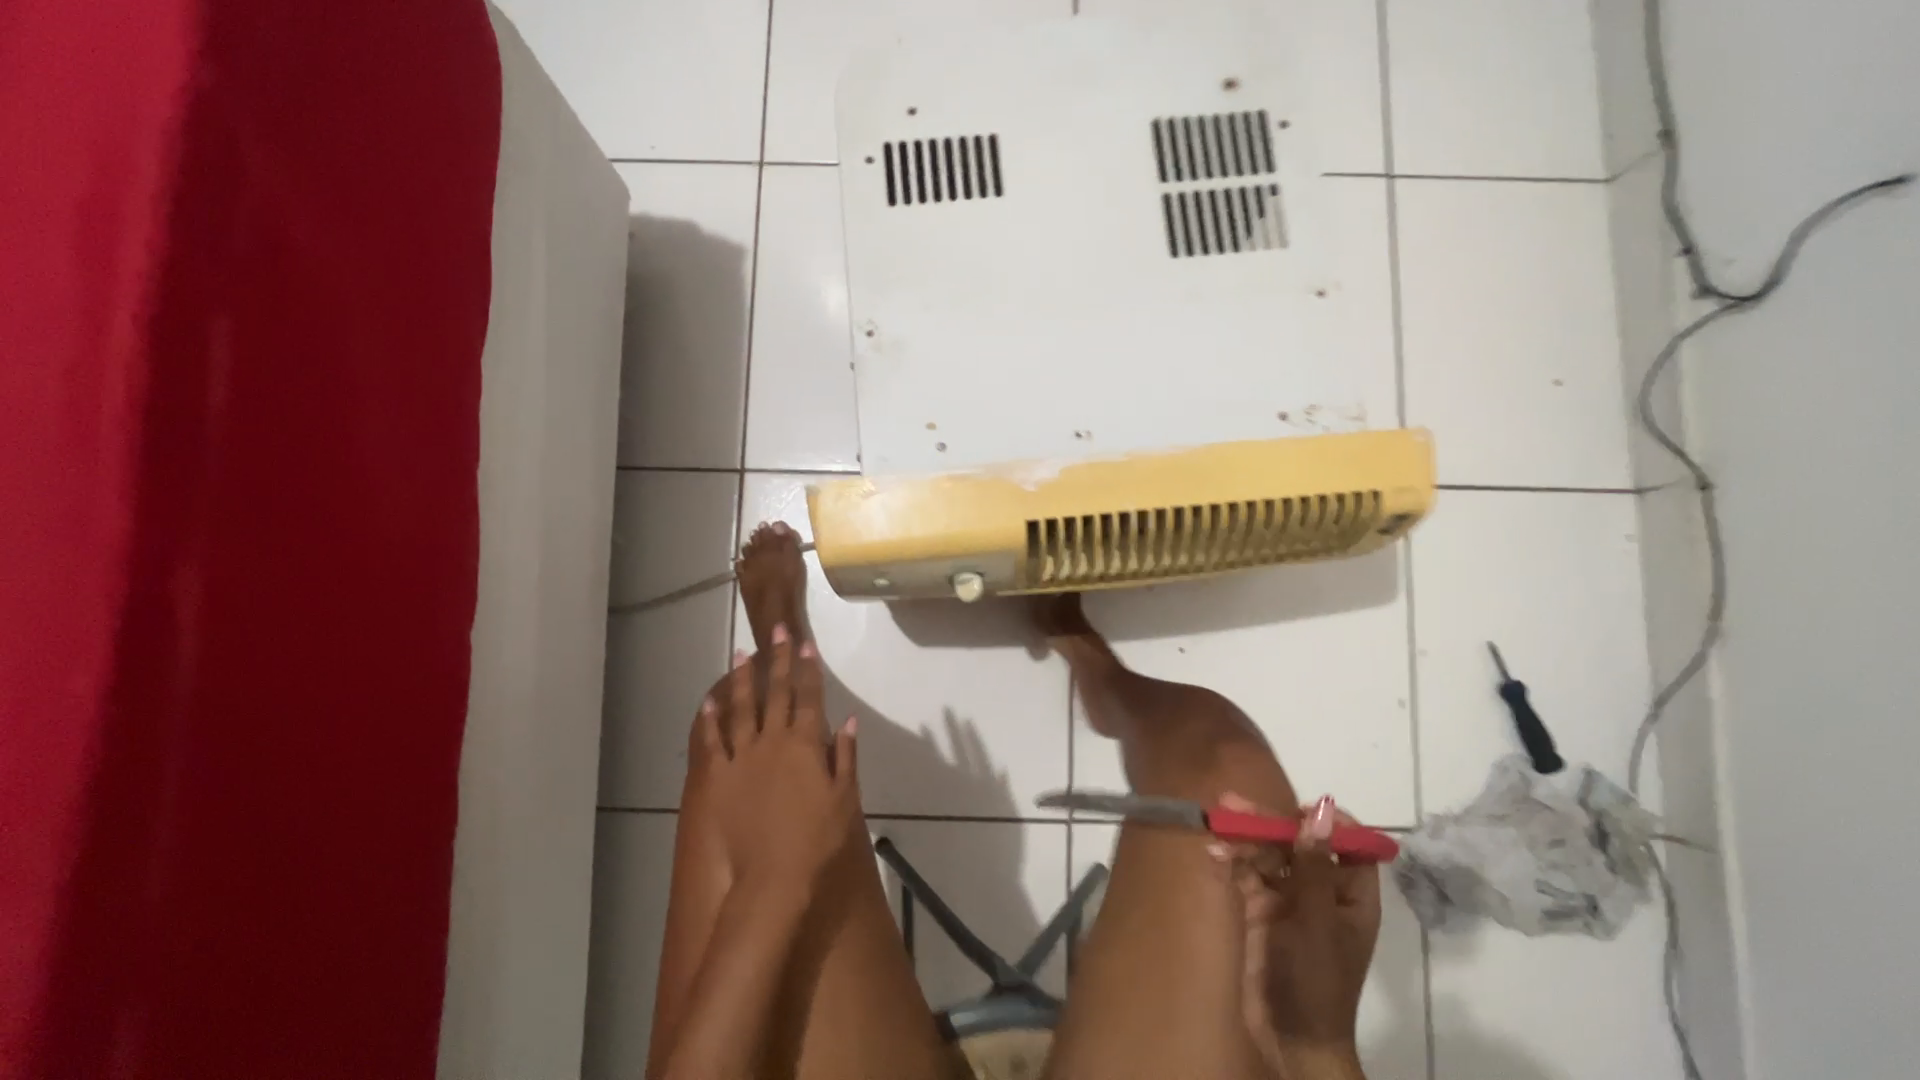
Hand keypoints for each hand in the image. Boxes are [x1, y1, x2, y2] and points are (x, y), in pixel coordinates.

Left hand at [697, 625, 860, 891]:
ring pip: (741, 708)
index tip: (806, 643)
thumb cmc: (816, 840)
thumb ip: (844, 755)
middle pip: (776, 693)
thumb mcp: (844, 798)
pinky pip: (712, 742)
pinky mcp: (717, 777)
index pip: (809, 697)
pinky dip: (710, 720)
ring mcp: (741, 757)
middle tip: (777, 630)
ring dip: (743, 678)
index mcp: (804, 745)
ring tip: (742, 653)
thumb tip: (848, 719)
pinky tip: (710, 701)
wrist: (772, 877)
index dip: (808, 668)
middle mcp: (771, 741)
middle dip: (778, 659)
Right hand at [1213, 794, 1380, 1077]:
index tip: (1298, 808)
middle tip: (1232, 801)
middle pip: (1297, 845)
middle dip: (1268, 823)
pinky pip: (1246, 878)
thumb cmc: (1316, 981)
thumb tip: (1321, 811)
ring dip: (1244, 840)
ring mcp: (1288, 903)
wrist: (1290, 1038)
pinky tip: (1213, 853)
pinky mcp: (1259, 913)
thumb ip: (1315, 865)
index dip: (1326, 823)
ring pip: (1268, 858)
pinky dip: (1231, 863)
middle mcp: (1320, 893)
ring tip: (1217, 821)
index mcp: (1350, 896)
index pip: (1347, 845)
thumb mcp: (1318, 921)